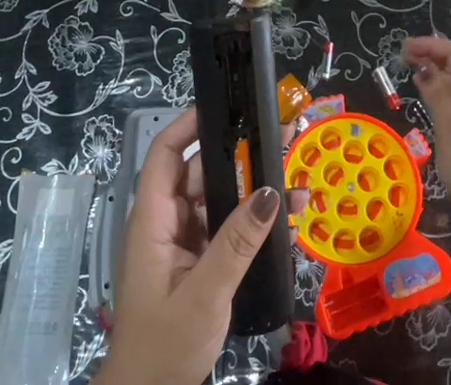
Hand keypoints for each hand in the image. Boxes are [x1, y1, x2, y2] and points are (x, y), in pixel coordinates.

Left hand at [94, 109, 279, 384]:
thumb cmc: (164, 345)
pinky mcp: (200, 261)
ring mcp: (184, 242)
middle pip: (201, 173)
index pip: (164, 155)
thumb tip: (271, 191)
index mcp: (153, 221)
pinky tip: (288, 216)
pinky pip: (228, 227)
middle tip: (283, 136)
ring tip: (297, 176)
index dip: (188, 125)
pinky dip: (254, 219)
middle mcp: (167, 222)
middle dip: (240, 154)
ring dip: (254, 188)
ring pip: (219, 199)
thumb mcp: (204, 295)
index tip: (225, 104)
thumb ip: (236, 244)